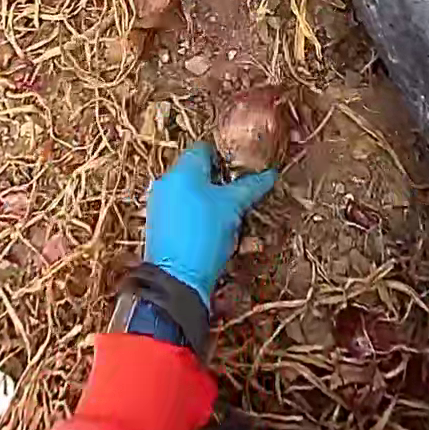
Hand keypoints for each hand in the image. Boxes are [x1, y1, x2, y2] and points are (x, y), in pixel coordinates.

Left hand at [143, 142, 275, 304]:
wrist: (176, 281)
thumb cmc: (205, 234)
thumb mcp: (234, 206)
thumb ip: (252, 186)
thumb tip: (270, 174)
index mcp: (182, 171)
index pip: (204, 148)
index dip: (225, 156)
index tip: (240, 169)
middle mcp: (166, 183)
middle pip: (197, 170)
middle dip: (218, 179)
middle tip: (238, 191)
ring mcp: (159, 205)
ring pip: (189, 191)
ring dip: (208, 198)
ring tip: (228, 212)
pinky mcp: (157, 226)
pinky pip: (181, 209)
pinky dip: (197, 213)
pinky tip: (212, 228)